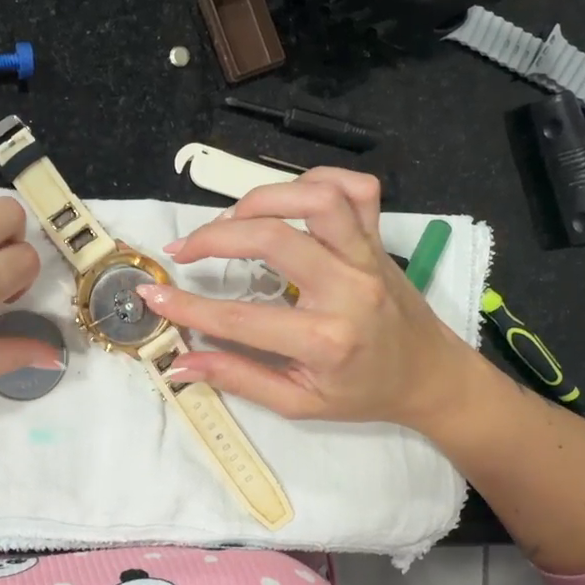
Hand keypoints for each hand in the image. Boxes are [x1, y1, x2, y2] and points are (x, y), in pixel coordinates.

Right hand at [135, 169, 473, 429]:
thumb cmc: (362, 393)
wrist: (431, 376)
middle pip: (275, 239)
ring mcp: (367, 255)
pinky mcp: (378, 237)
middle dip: (216, 238)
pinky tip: (286, 201)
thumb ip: (238, 378)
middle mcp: (349, 288)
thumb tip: (178, 364)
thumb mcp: (298, 402)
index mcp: (327, 340)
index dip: (188, 306)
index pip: (242, 318)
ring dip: (262, 198)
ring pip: (317, 199)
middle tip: (184, 249)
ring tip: (231, 218)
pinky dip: (315, 182)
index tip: (153, 294)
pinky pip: (355, 188)